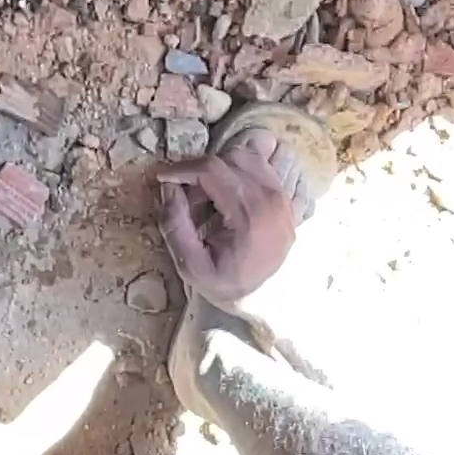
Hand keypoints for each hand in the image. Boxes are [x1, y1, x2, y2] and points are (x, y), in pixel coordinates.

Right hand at [157, 131, 298, 309]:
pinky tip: (234, 188)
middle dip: (201, 171)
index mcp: (250, 214)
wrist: (264, 300)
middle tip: (189, 197)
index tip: (163, 179)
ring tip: (211, 193)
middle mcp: (273, 198)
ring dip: (223, 166)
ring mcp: (286, 196)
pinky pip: (272, 163)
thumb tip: (168, 188)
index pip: (212, 169)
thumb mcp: (190, 265)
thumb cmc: (225, 283)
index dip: (182, 169)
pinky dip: (248, 166)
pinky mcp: (290, 197)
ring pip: (251, 154)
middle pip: (231, 157)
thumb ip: (174, 226)